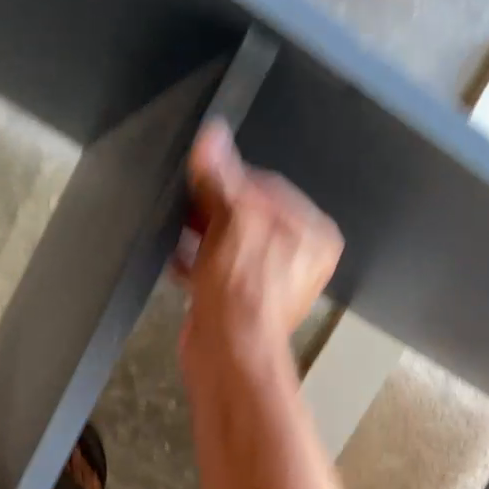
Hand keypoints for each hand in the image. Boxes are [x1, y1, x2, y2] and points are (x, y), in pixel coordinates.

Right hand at [179, 121, 342, 357]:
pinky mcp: (242, 303)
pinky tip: (176, 259)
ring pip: (231, 243)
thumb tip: (211, 136)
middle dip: (214, 209)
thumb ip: (222, 177)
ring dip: (202, 235)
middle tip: (186, 204)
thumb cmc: (242, 286)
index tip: (201, 178)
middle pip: (249, 215)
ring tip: (177, 228)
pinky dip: (197, 262)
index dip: (232, 179)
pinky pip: (218, 270)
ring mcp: (269, 283)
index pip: (268, 186)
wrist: (228, 353)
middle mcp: (298, 256)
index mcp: (313, 232)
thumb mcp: (234, 220)